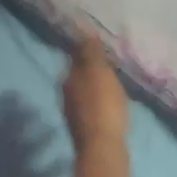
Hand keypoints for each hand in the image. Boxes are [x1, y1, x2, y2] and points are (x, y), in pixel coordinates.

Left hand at [63, 33, 129, 147]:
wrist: (102, 147)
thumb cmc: (103, 106)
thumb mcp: (100, 74)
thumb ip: (92, 53)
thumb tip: (85, 30)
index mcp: (69, 78)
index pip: (75, 58)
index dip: (86, 51)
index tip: (100, 48)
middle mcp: (66, 94)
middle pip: (78, 76)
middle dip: (90, 70)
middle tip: (108, 66)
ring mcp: (73, 113)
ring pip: (83, 93)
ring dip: (94, 88)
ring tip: (111, 86)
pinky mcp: (84, 129)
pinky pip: (91, 108)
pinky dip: (98, 104)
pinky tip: (109, 107)